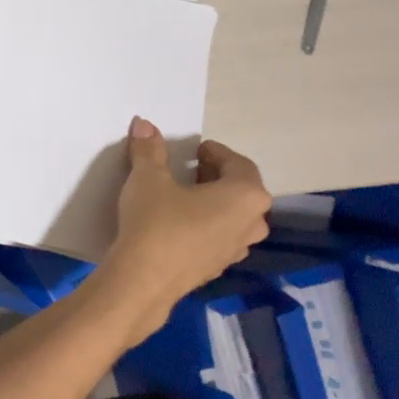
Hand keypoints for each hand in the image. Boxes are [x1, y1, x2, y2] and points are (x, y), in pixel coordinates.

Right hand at [95, 116, 272, 344]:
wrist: (146, 276)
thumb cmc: (155, 220)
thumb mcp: (147, 179)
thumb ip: (149, 151)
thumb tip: (144, 123)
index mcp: (245, 194)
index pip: (238, 163)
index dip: (215, 152)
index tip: (194, 148)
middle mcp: (254, 220)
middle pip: (240, 190)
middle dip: (214, 177)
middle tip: (186, 169)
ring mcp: (240, 246)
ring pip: (231, 216)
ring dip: (211, 202)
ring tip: (181, 198)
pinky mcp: (219, 264)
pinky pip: (218, 235)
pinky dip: (203, 224)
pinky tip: (176, 225)